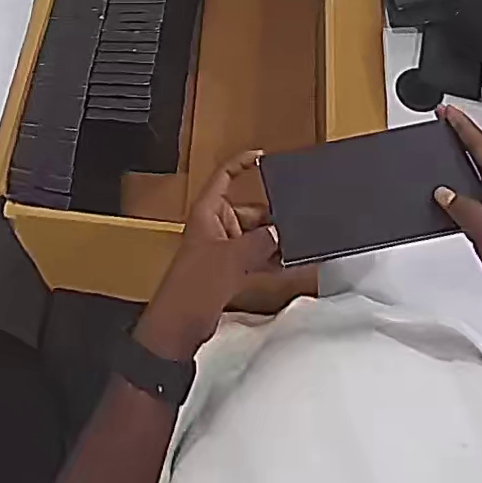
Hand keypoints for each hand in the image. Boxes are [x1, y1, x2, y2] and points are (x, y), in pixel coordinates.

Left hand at [134, 151, 281, 360]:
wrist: (179, 325)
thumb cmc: (193, 286)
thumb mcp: (230, 259)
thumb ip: (259, 242)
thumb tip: (281, 232)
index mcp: (207, 211)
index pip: (224, 176)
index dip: (242, 163)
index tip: (263, 157)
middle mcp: (215, 224)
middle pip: (248, 209)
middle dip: (272, 216)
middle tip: (299, 220)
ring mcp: (222, 247)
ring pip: (254, 235)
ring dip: (274, 240)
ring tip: (302, 243)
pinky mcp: (229, 269)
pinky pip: (255, 256)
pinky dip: (271, 259)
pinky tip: (292, 265)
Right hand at [433, 105, 481, 336]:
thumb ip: (466, 210)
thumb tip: (443, 192)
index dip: (465, 128)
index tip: (448, 112)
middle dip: (463, 136)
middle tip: (443, 119)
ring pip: (479, 175)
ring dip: (461, 158)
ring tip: (443, 144)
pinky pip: (475, 196)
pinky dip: (460, 185)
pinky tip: (448, 188)